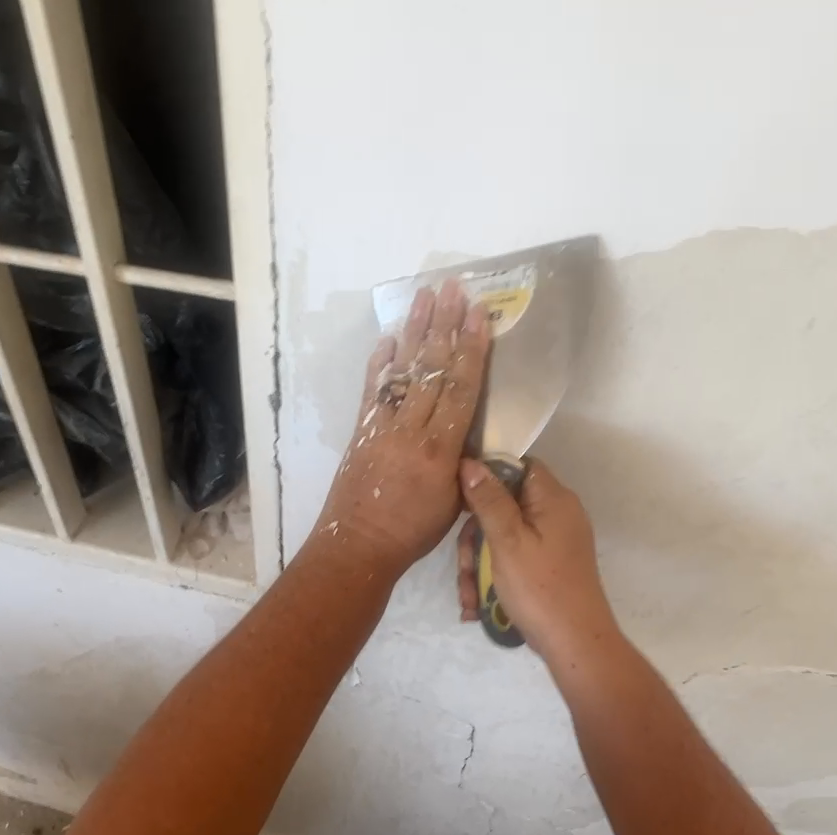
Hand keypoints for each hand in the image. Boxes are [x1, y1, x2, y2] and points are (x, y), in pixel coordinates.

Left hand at [309, 280, 490, 576]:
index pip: (460, 389)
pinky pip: (373, 390)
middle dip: (444, 325)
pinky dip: (380, 363)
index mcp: (440, 450)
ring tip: (423, 298)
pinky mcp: (362, 431)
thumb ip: (466, 464)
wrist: (357, 545)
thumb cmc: (412, 532)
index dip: (472, 349)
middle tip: (452, 288)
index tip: (479, 315)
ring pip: (402, 371)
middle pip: (432, 369)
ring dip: (413, 332)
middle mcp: (411, 430)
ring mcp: (383, 427)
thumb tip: (472, 433)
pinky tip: (387, 339)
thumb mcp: (455, 503)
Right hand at [456, 458, 618, 661]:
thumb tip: (471, 462)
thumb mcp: (506, 541)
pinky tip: (477, 604)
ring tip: (468, 598)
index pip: (517, 465)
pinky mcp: (548, 563)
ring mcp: (553, 540)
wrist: (576, 644)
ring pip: (502, 536)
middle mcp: (556, 513)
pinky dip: (493, 576)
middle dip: (474, 538)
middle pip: (503, 505)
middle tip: (463, 568)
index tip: (458, 497)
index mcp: (552, 499)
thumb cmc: (540, 588)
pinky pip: (512, 557)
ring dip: (478, 564)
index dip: (486, 474)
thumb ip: (489, 500)